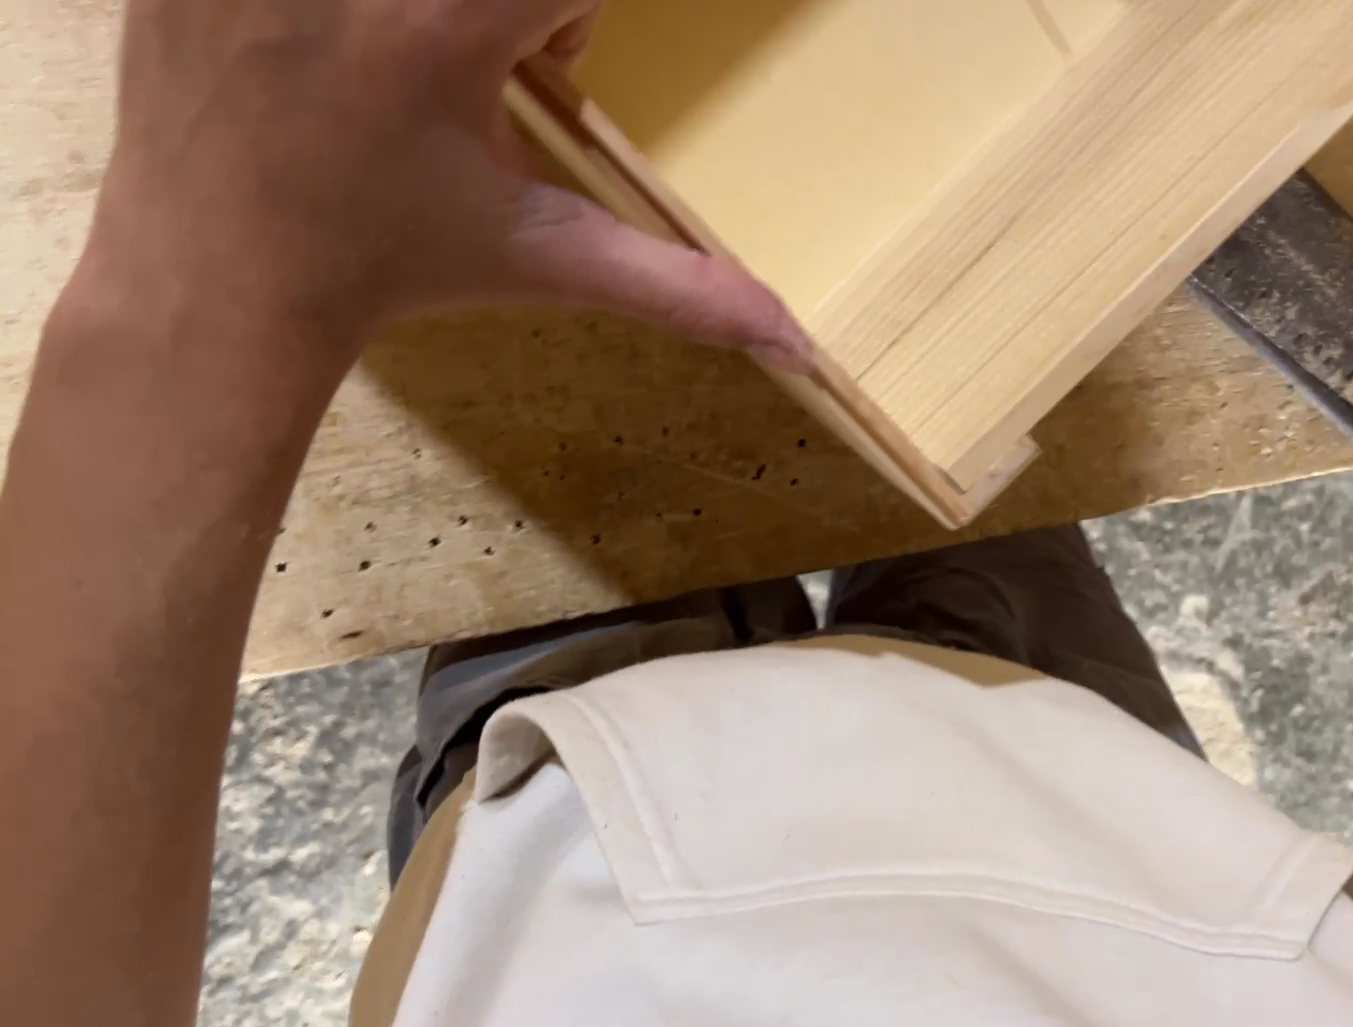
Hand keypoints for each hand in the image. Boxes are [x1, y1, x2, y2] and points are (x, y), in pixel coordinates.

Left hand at [82, 0, 809, 373]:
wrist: (229, 267)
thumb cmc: (408, 264)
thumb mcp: (559, 265)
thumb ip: (686, 291)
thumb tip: (800, 344)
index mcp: (438, 22)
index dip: (577, 7)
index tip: (551, 57)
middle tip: (504, 53)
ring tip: (426, 43)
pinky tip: (359, 29)